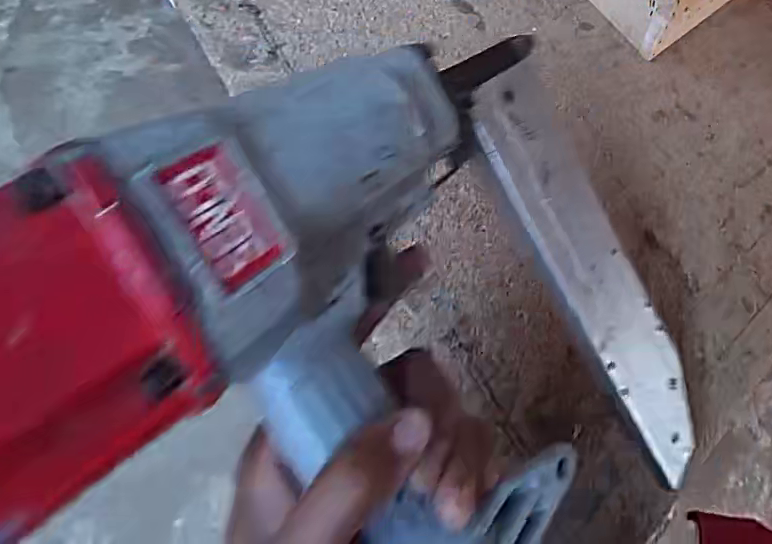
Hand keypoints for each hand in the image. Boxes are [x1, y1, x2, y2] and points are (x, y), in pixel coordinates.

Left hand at [226, 249, 498, 543]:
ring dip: (461, 450)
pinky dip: (476, 466)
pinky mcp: (422, 485)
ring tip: (456, 508)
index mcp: (296, 437)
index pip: (335, 350)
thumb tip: (416, 421)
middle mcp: (347, 433)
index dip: (376, 298)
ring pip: (444, 412)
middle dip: (437, 413)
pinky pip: (464, 447)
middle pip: (411, 377)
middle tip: (438, 475)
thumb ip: (344, 488)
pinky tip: (473, 501)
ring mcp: (389, 460)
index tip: (420, 262)